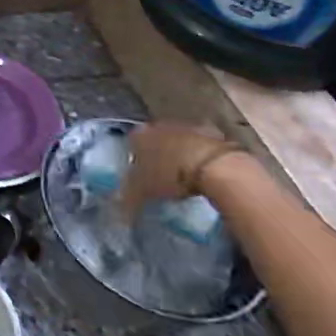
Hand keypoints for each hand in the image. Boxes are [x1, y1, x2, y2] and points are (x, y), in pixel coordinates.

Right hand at [124, 121, 240, 214]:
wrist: (215, 167)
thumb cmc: (170, 176)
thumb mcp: (143, 192)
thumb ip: (128, 198)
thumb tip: (120, 210)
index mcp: (139, 135)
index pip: (130, 144)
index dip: (133, 160)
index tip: (139, 176)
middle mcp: (159, 125)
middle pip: (154, 139)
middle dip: (157, 155)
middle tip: (161, 177)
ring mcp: (187, 126)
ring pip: (178, 140)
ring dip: (179, 153)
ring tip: (184, 177)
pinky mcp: (213, 133)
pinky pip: (200, 146)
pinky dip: (200, 156)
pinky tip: (204, 173)